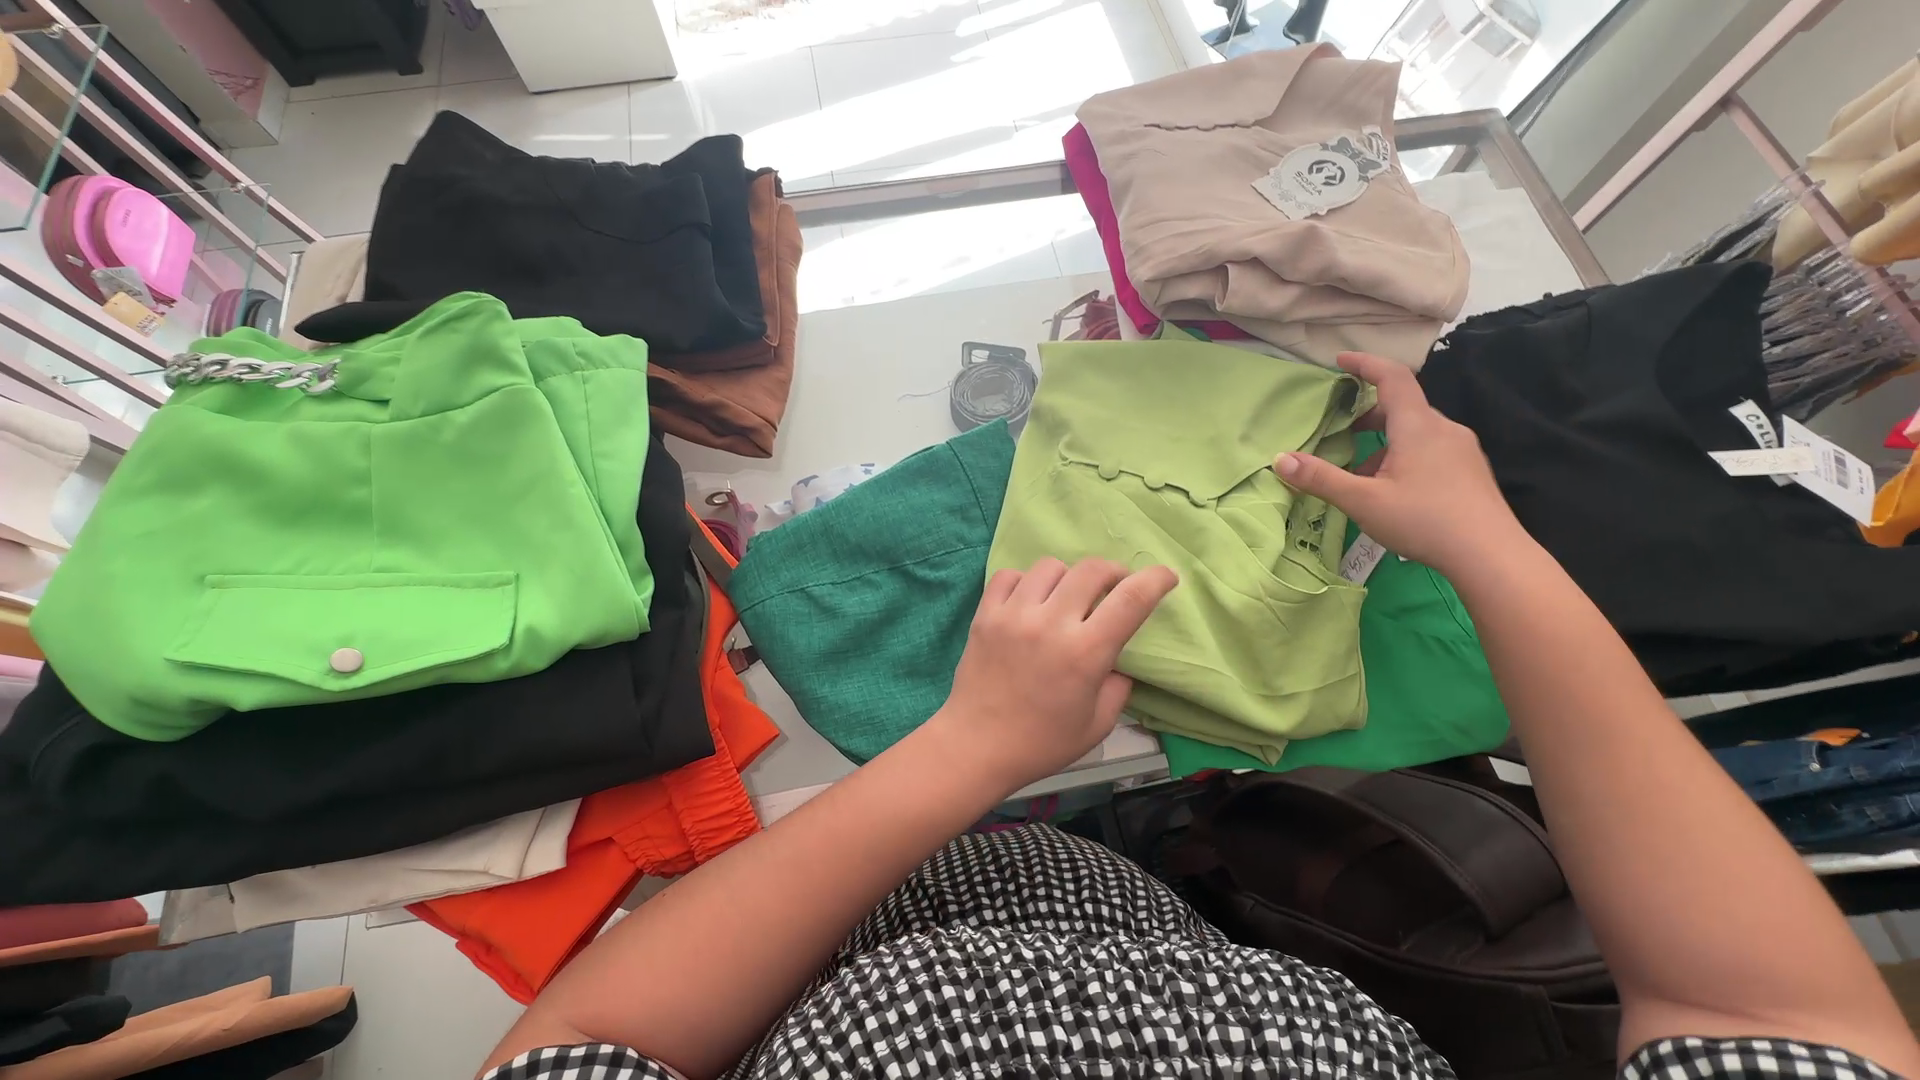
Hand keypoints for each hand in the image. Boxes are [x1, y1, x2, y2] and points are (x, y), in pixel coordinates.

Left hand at [926, 557, 1177, 794]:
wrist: (976, 747)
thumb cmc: (1041, 743)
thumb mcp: (1097, 724)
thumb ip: (1118, 686)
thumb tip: (1117, 658)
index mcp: (1085, 653)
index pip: (1130, 599)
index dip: (1155, 580)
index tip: (1166, 577)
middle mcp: (1050, 624)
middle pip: (1092, 569)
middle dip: (1113, 573)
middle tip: (1114, 588)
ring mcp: (1013, 615)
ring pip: (1051, 567)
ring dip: (1068, 578)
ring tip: (1067, 599)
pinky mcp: (985, 615)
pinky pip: (1010, 576)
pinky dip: (1026, 581)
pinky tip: (1030, 601)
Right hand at [1273, 351, 1525, 575]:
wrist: (1490, 554)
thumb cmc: (1424, 520)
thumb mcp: (1363, 501)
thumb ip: (1321, 478)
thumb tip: (1280, 459)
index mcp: (1417, 425)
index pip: (1392, 377)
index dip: (1365, 364)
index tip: (1340, 361)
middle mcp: (1443, 429)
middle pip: (1402, 407)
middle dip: (1368, 414)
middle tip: (1341, 430)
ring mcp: (1461, 450)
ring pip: (1416, 432)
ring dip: (1384, 443)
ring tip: (1360, 473)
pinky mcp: (1470, 471)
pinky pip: (1431, 450)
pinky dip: (1404, 457)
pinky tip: (1392, 491)